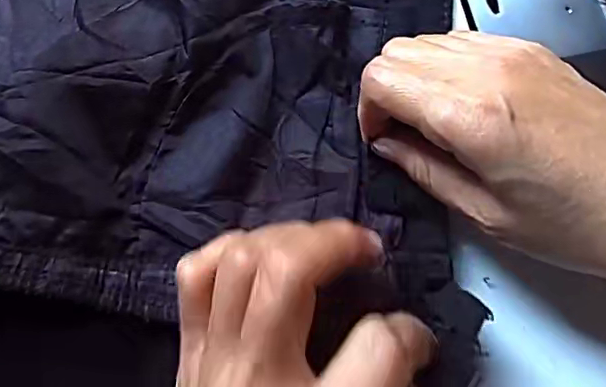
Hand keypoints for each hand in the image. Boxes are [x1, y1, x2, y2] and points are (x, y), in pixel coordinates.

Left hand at [176, 221, 434, 386]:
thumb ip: (385, 371)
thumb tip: (412, 333)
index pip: (372, 349)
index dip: (407, 334)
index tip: (418, 338)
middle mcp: (245, 370)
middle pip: (284, 266)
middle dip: (332, 239)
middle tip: (362, 251)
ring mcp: (206, 357)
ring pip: (238, 257)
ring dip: (284, 235)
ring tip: (314, 246)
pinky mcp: (187, 353)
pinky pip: (196, 276)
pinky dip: (228, 252)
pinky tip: (258, 256)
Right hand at [358, 32, 605, 289]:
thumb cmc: (587, 219)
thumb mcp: (490, 214)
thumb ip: (426, 169)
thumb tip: (390, 146)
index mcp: (474, 112)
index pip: (383, 75)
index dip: (369, 110)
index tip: (383, 141)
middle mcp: (490, 65)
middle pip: (401, 48)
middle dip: (388, 90)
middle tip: (405, 135)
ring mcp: (514, 49)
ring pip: (431, 38)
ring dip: (420, 76)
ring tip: (440, 124)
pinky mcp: (533, 47)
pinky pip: (468, 40)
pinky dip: (451, 66)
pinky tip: (471, 106)